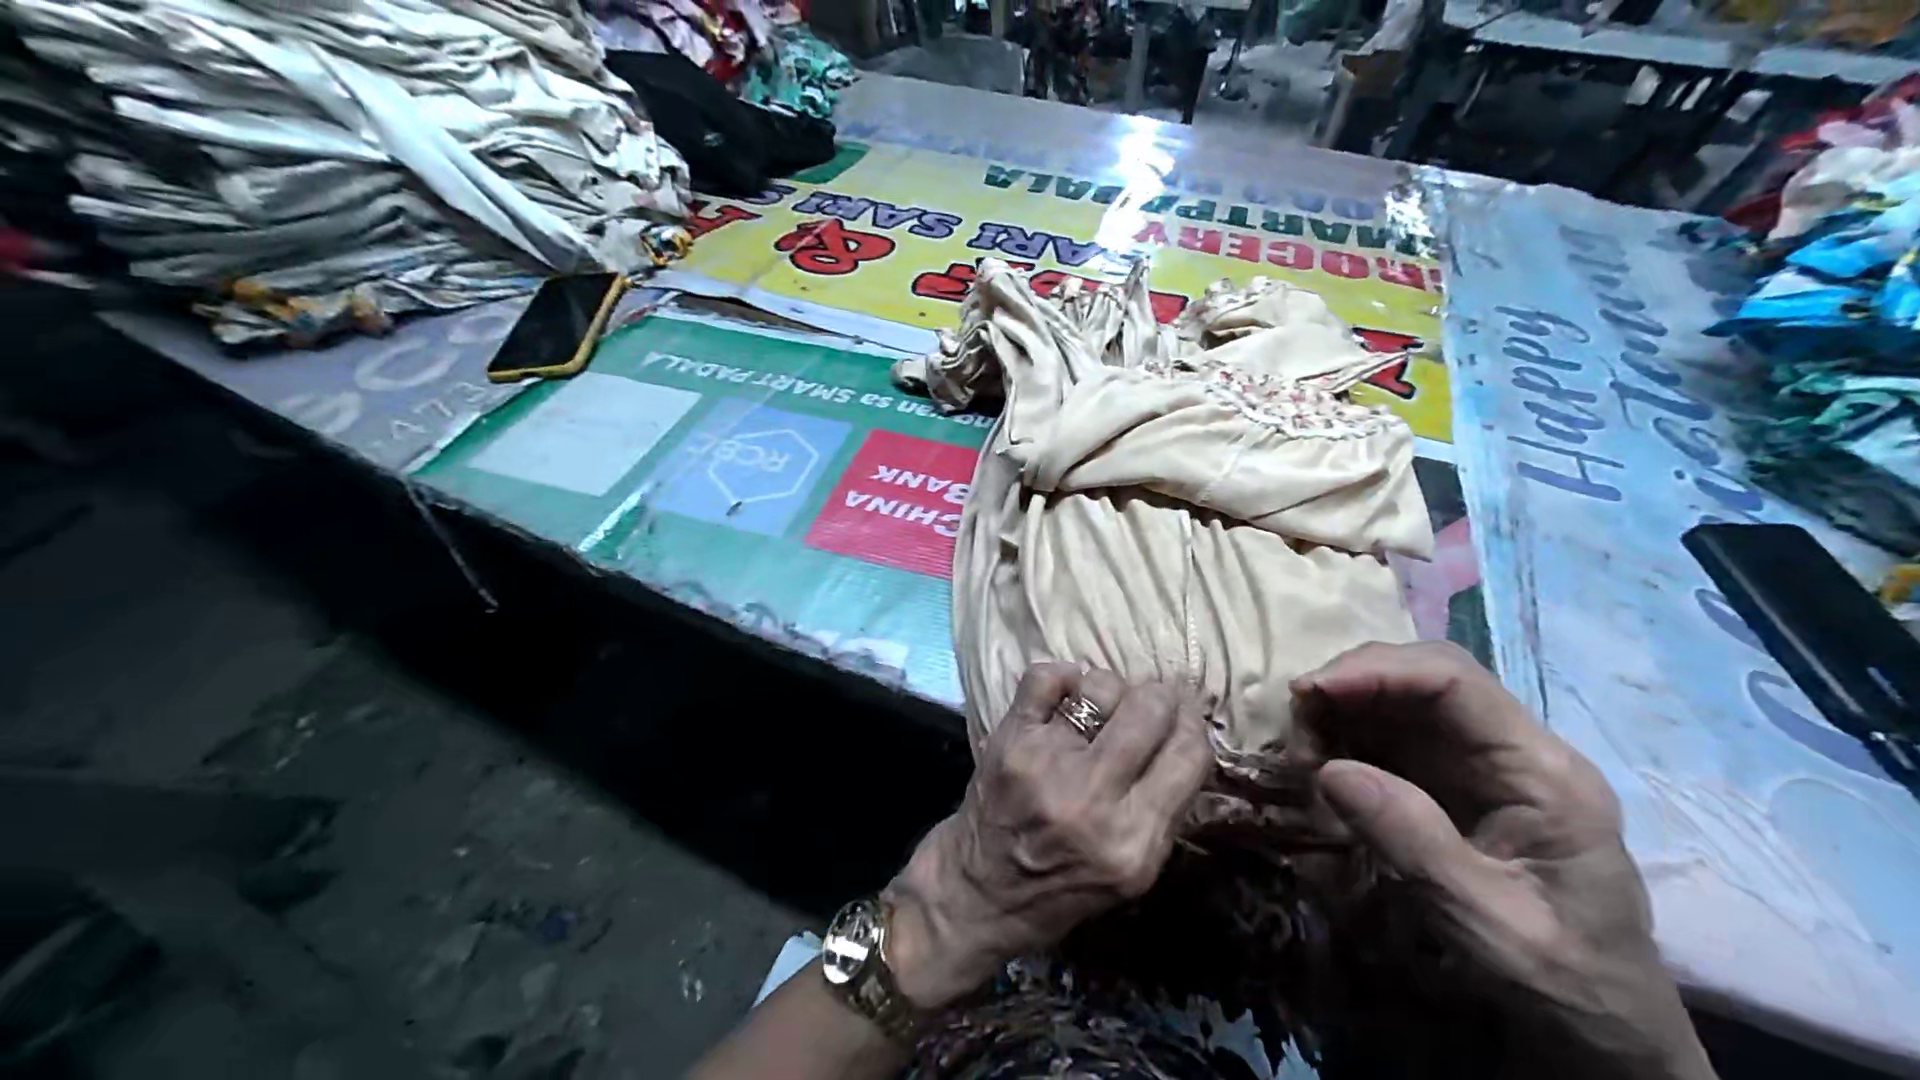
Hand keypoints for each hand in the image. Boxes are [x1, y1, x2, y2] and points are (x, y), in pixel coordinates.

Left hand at [882, 663, 1212, 1009]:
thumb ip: (1165, 807)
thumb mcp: (1135, 870)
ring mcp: (1045, 764)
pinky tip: (1065, 695)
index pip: (1190, 755)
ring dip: (1109, 690)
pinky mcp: (1009, 740)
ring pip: (1100, 687)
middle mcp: (1091, 799)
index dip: (1193, 727)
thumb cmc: (1065, 884)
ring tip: (1101, 708)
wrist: (983, 891)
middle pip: (1149, 710)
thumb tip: (1186, 730)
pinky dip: (1062, 676)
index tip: (1183, 720)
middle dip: (1158, 698)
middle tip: (1148, 704)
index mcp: (1135, 841)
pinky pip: (1045, 677)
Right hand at [1290, 642, 1715, 1079]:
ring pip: (1394, 696)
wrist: (1595, 1024)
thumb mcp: (1487, 924)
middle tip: (1298, 725)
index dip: (1377, 670)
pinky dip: (1341, 736)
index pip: (1454, 680)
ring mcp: (1474, 759)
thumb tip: (1331, 770)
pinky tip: (1320, 768)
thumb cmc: (1558, 977)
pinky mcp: (1444, 775)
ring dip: (1338, 711)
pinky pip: (1384, 731)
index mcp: (1541, 771)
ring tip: (1304, 758)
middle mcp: (1508, 748)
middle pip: (1419, 674)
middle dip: (1348, 684)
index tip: (1311, 692)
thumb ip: (1414, 843)